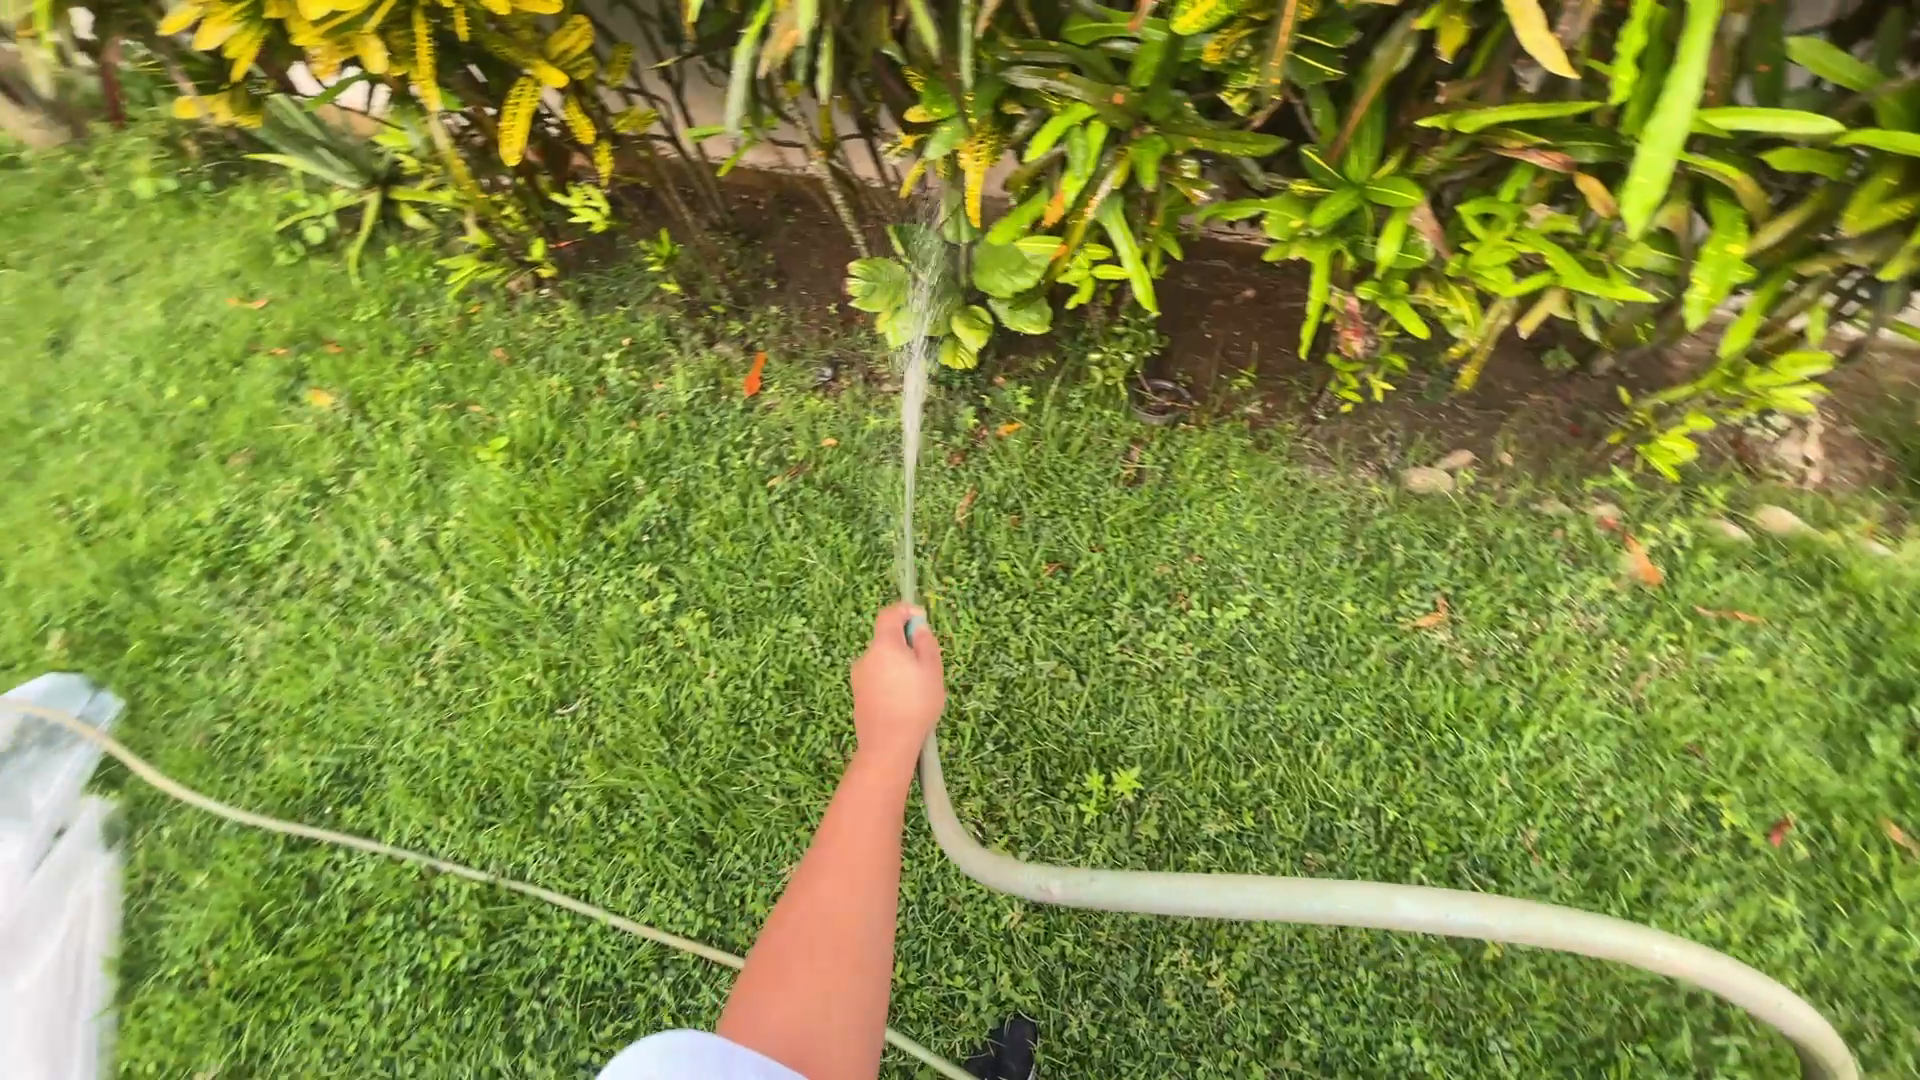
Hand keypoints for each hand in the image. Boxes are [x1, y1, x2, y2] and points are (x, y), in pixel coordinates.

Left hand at [850, 604, 945, 770]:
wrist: (887, 745)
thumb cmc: (915, 704)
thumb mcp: (931, 670)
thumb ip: (925, 643)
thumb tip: (917, 628)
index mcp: (884, 645)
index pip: (888, 614)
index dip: (904, 611)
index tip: (921, 619)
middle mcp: (866, 656)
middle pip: (886, 639)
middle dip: (905, 645)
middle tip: (926, 664)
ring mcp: (859, 677)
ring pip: (883, 660)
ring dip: (899, 665)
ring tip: (918, 688)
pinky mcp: (858, 695)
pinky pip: (877, 678)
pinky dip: (891, 681)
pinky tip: (904, 702)